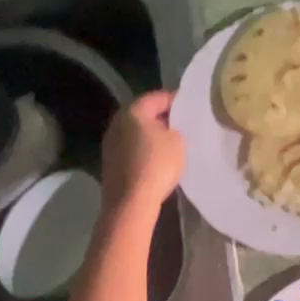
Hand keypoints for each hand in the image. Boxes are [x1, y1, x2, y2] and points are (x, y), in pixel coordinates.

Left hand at [102, 91, 184, 210]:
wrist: (131, 203)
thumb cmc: (157, 165)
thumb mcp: (177, 141)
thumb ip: (174, 128)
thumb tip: (166, 129)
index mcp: (132, 112)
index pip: (156, 98)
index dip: (175, 100)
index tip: (189, 106)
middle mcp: (116, 124)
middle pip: (142, 115)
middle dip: (161, 118)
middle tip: (181, 124)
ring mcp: (110, 145)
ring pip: (135, 134)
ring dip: (151, 136)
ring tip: (171, 143)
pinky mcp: (110, 165)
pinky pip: (131, 151)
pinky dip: (143, 151)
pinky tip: (156, 160)